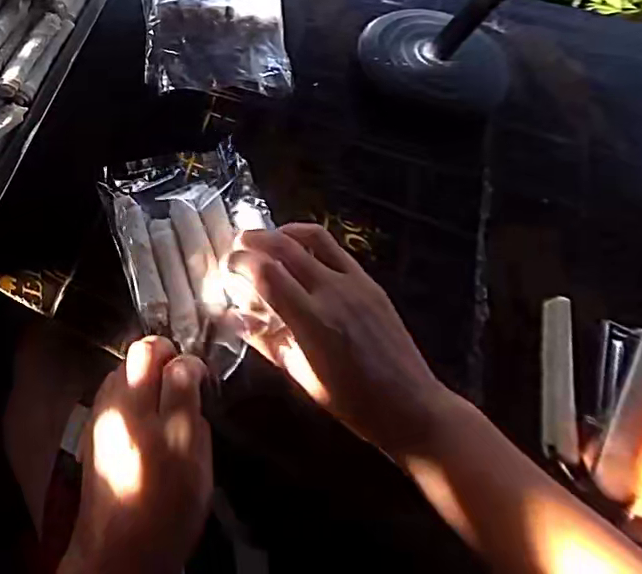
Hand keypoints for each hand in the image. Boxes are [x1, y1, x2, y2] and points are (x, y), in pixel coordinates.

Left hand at [60, 336, 211, 573]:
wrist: (118, 556)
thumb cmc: (164, 509)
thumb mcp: (193, 459)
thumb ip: (189, 405)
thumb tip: (187, 369)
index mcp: (139, 406)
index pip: (161, 354)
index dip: (186, 360)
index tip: (200, 377)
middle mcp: (115, 404)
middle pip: (137, 354)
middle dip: (162, 357)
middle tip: (182, 380)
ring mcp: (100, 416)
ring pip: (124, 371)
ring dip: (144, 372)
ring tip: (164, 398)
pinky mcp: (92, 431)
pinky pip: (114, 394)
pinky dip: (130, 391)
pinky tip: (145, 416)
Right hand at [229, 224, 458, 458]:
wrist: (414, 408)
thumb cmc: (353, 404)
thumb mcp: (301, 377)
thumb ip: (265, 341)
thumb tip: (232, 317)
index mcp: (313, 321)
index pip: (266, 274)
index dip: (241, 263)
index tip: (228, 267)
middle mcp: (332, 292)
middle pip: (283, 247)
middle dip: (254, 240)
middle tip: (237, 246)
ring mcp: (354, 282)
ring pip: (311, 237)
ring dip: (281, 232)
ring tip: (265, 239)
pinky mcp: (369, 281)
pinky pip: (334, 248)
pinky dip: (309, 240)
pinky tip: (297, 249)